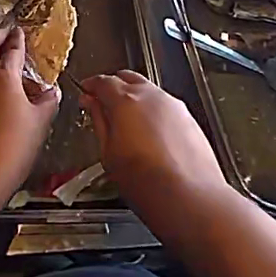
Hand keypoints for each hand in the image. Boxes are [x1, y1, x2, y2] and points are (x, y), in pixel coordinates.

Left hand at [0, 26, 59, 193]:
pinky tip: (8, 89)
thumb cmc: (12, 144)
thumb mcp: (40, 120)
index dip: (18, 38)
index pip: (12, 48)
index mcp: (4, 75)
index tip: (19, 31)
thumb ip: (48, 101)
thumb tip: (51, 93)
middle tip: (7, 32)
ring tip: (10, 59)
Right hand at [81, 71, 228, 216]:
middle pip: (127, 78)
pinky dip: (153, 112)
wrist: (189, 198)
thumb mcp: (108, 152)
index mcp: (125, 100)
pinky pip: (165, 106)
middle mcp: (151, 95)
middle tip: (103, 104)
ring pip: (148, 90)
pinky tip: (149, 134)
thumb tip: (91, 103)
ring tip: (126, 123)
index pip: (103, 81)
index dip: (91, 85)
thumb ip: (99, 120)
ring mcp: (173, 105)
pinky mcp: (188, 118)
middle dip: (113, 87)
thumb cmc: (145, 181)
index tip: (86, 92)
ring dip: (134, 98)